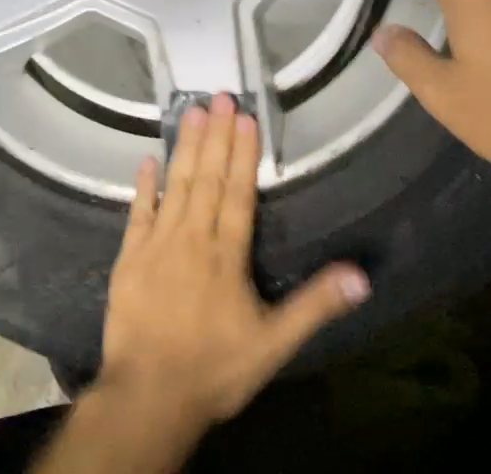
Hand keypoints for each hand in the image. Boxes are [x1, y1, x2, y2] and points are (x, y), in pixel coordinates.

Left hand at [98, 94, 371, 428]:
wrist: (148, 395)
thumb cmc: (215, 368)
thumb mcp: (274, 343)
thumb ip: (315, 305)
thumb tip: (361, 275)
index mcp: (226, 255)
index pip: (238, 193)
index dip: (243, 154)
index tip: (246, 116)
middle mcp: (192, 239)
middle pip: (206, 179)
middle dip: (216, 136)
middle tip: (218, 95)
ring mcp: (157, 245)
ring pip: (175, 187)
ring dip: (185, 149)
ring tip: (192, 112)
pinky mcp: (129, 259)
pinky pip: (137, 213)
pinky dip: (144, 186)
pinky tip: (147, 159)